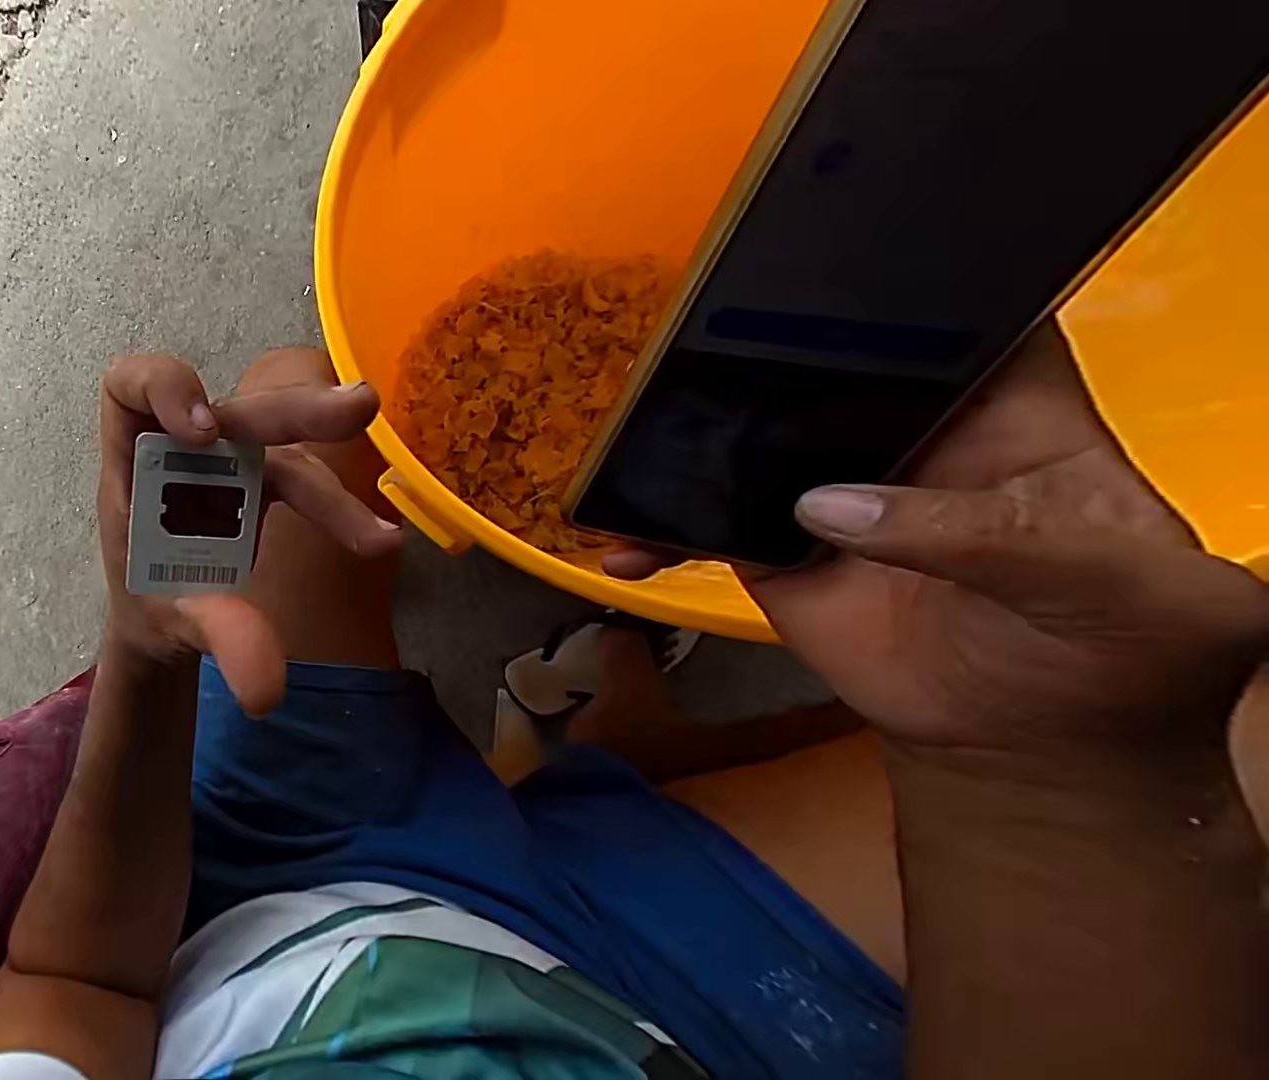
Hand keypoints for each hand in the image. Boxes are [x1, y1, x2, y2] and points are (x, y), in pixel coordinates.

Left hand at [98, 352, 401, 713]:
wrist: (164, 625)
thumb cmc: (149, 605)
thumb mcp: (171, 620)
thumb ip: (217, 636)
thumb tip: (269, 692)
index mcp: (135, 460)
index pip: (133, 388)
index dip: (166, 387)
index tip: (207, 432)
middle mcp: (190, 449)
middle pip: (244, 412)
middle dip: (300, 414)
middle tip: (361, 409)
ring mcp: (233, 466)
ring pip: (289, 455)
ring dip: (334, 492)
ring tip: (379, 542)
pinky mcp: (265, 488)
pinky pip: (305, 486)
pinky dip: (339, 513)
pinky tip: (376, 541)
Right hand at [604, 323, 1268, 754]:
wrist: (1013, 737)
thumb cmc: (1106, 653)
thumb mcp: (1109, 587)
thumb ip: (991, 536)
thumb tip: (826, 507)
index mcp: (997, 410)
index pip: (943, 322)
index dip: (886, 292)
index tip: (800, 278)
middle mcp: (894, 436)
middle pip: (808, 377)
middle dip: (741, 367)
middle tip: (674, 366)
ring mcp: (820, 493)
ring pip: (737, 451)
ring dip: (680, 457)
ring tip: (626, 460)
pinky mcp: (768, 547)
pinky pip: (703, 531)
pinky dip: (659, 539)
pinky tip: (626, 548)